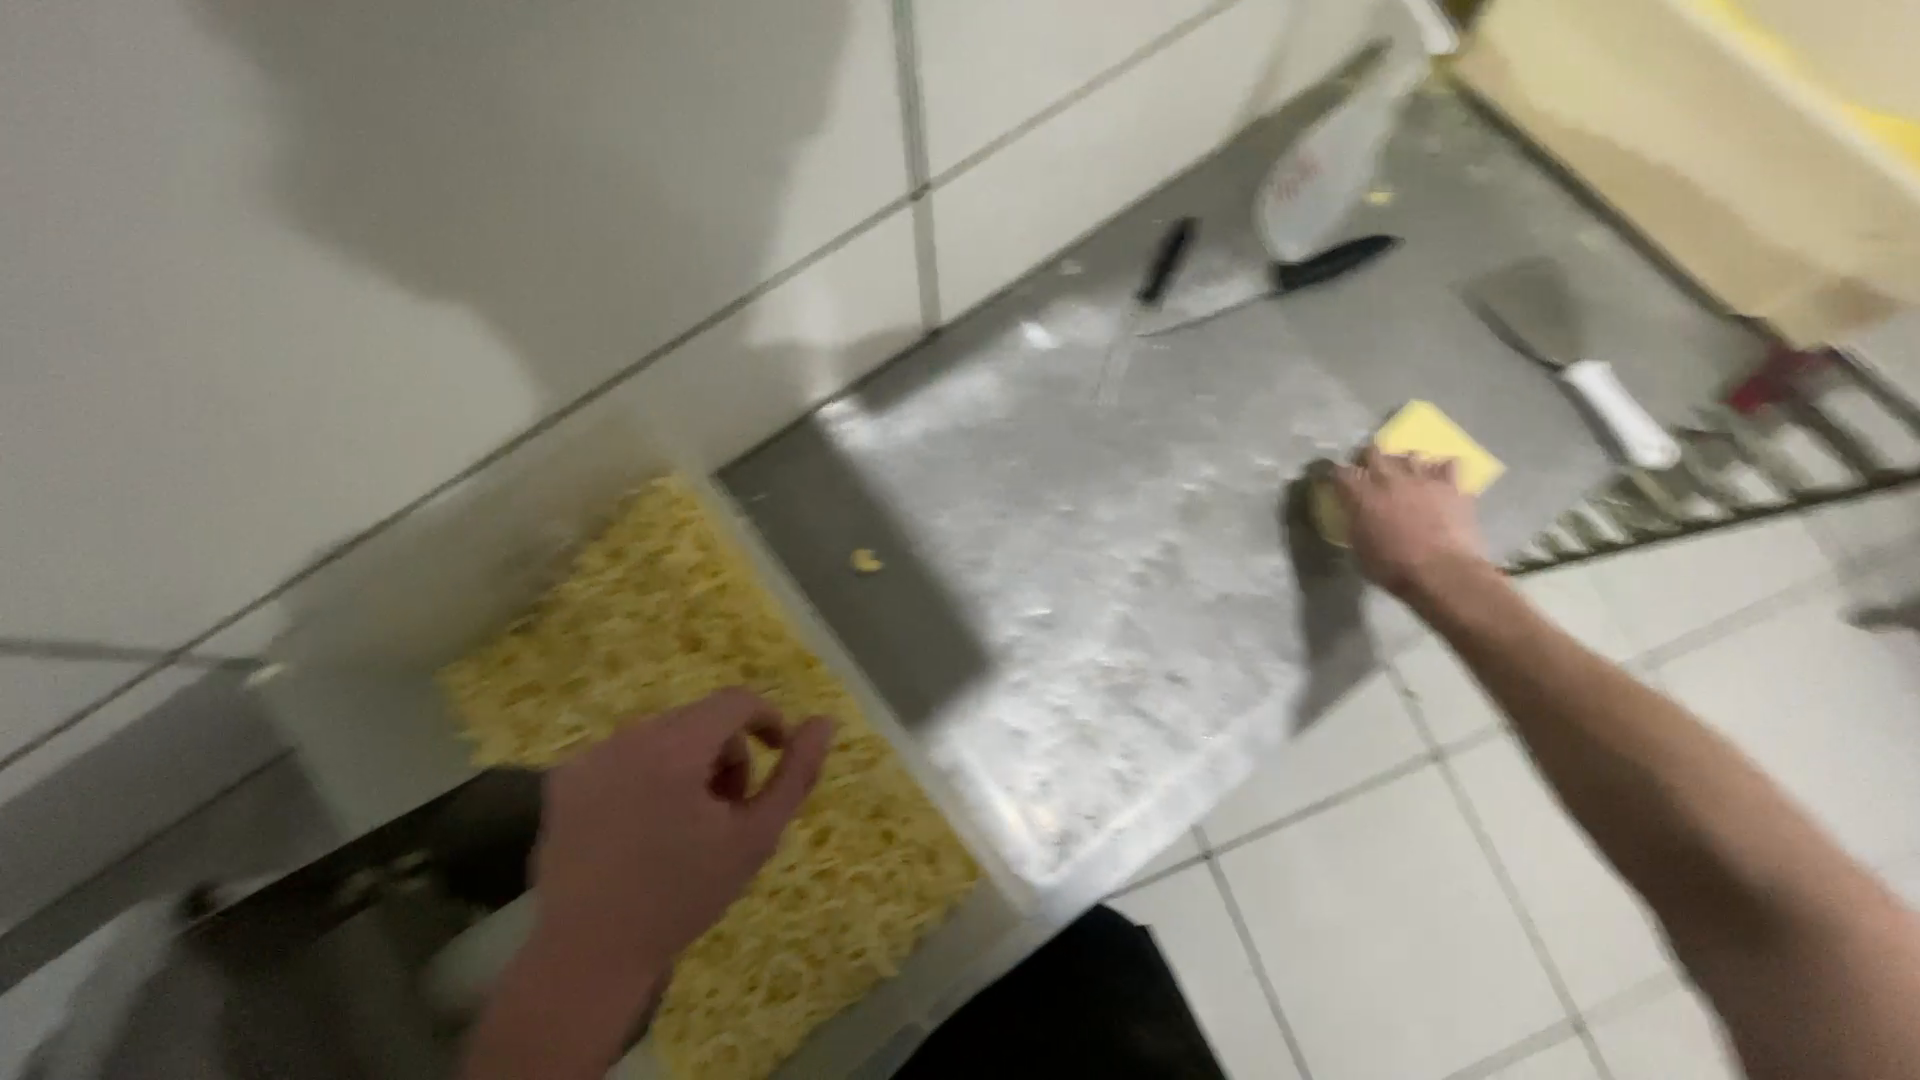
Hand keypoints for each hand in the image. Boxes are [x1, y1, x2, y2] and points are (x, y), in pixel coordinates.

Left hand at [531, 688, 833, 977]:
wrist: (588, 955)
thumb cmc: (681, 897)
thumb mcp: (755, 838)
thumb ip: (795, 774)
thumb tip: (823, 722)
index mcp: (676, 747)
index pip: (735, 701)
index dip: (768, 720)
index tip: (779, 756)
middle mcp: (628, 738)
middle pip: (699, 721)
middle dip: (728, 755)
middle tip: (730, 812)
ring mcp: (589, 758)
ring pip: (662, 738)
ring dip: (688, 766)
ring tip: (687, 826)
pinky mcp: (563, 781)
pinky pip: (624, 758)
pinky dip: (647, 778)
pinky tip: (641, 831)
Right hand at [1333, 447, 1491, 598]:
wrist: (1441, 572)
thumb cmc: (1392, 567)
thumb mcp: (1359, 548)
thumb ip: (1356, 523)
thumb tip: (1356, 516)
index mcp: (1361, 495)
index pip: (1338, 471)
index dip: (1333, 472)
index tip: (1332, 478)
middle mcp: (1389, 478)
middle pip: (1373, 452)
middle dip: (1368, 458)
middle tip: (1369, 471)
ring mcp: (1423, 478)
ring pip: (1411, 454)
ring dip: (1405, 463)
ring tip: (1408, 475)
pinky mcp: (1452, 486)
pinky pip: (1449, 464)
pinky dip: (1443, 468)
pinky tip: (1441, 477)